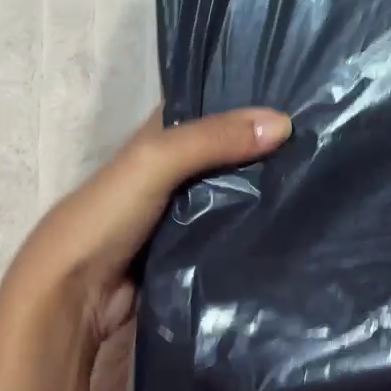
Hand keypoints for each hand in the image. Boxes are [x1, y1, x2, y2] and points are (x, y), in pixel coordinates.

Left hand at [0, 107, 292, 390]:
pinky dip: (257, 215)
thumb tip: (285, 124)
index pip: (213, 100)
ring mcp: (184, 205)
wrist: (70, 301)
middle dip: (267, 137)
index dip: (250, 93)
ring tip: (319, 164)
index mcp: (160, 132)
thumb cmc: (105, 214)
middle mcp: (175, 164)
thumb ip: (215, 137)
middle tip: (320, 129)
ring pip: (236, 181)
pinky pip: (234, 221)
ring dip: (267, 178)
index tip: (300, 88)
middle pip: (230, 143)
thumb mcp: (158, 159)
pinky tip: (292, 208)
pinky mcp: (194, 244)